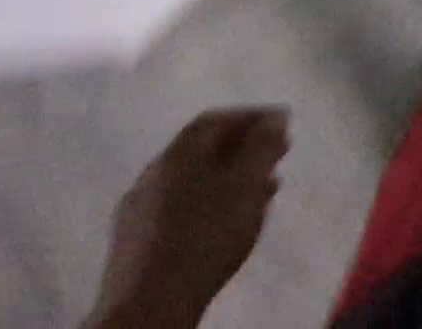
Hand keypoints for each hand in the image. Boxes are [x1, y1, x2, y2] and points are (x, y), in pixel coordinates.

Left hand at [84, 108, 290, 328]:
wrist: (149, 307)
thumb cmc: (207, 235)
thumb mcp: (248, 182)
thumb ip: (263, 145)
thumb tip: (274, 117)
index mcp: (175, 157)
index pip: (214, 120)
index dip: (251, 115)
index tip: (284, 122)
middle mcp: (151, 176)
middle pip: (202, 148)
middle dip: (244, 145)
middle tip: (279, 152)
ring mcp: (139, 210)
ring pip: (194, 178)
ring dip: (232, 174)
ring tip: (265, 185)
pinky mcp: (137, 241)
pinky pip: (183, 204)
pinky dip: (214, 198)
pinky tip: (233, 216)